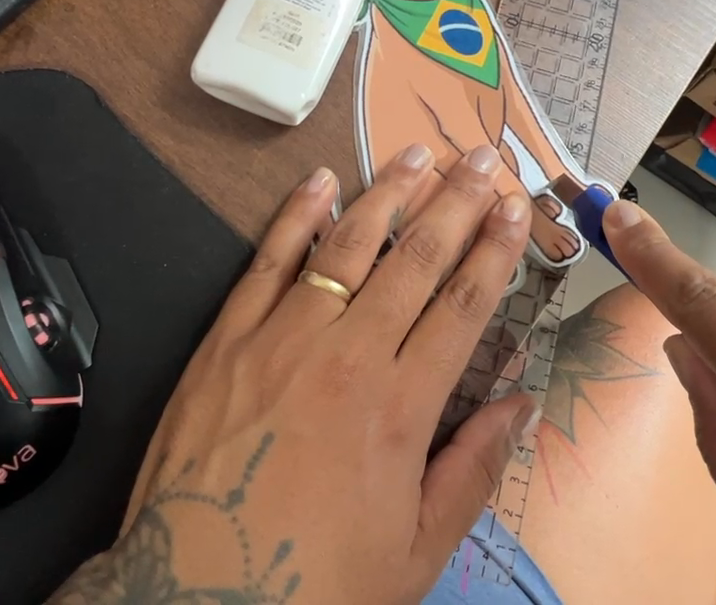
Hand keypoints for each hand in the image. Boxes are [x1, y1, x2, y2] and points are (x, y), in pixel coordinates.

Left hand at [66, 145, 537, 603]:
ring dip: (388, 194)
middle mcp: (349, 354)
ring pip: (347, 245)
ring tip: (417, 154)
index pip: (462, 305)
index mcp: (401, 405)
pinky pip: (268, 261)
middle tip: (482, 160)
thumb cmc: (316, 581)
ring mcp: (283, 336)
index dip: (494, 251)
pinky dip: (296, 216)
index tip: (515, 208)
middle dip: (456, 203)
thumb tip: (521, 405)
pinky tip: (320, 180)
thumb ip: (473, 470)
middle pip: (414, 260)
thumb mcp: (415, 550)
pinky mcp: (229, 337)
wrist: (193, 596)